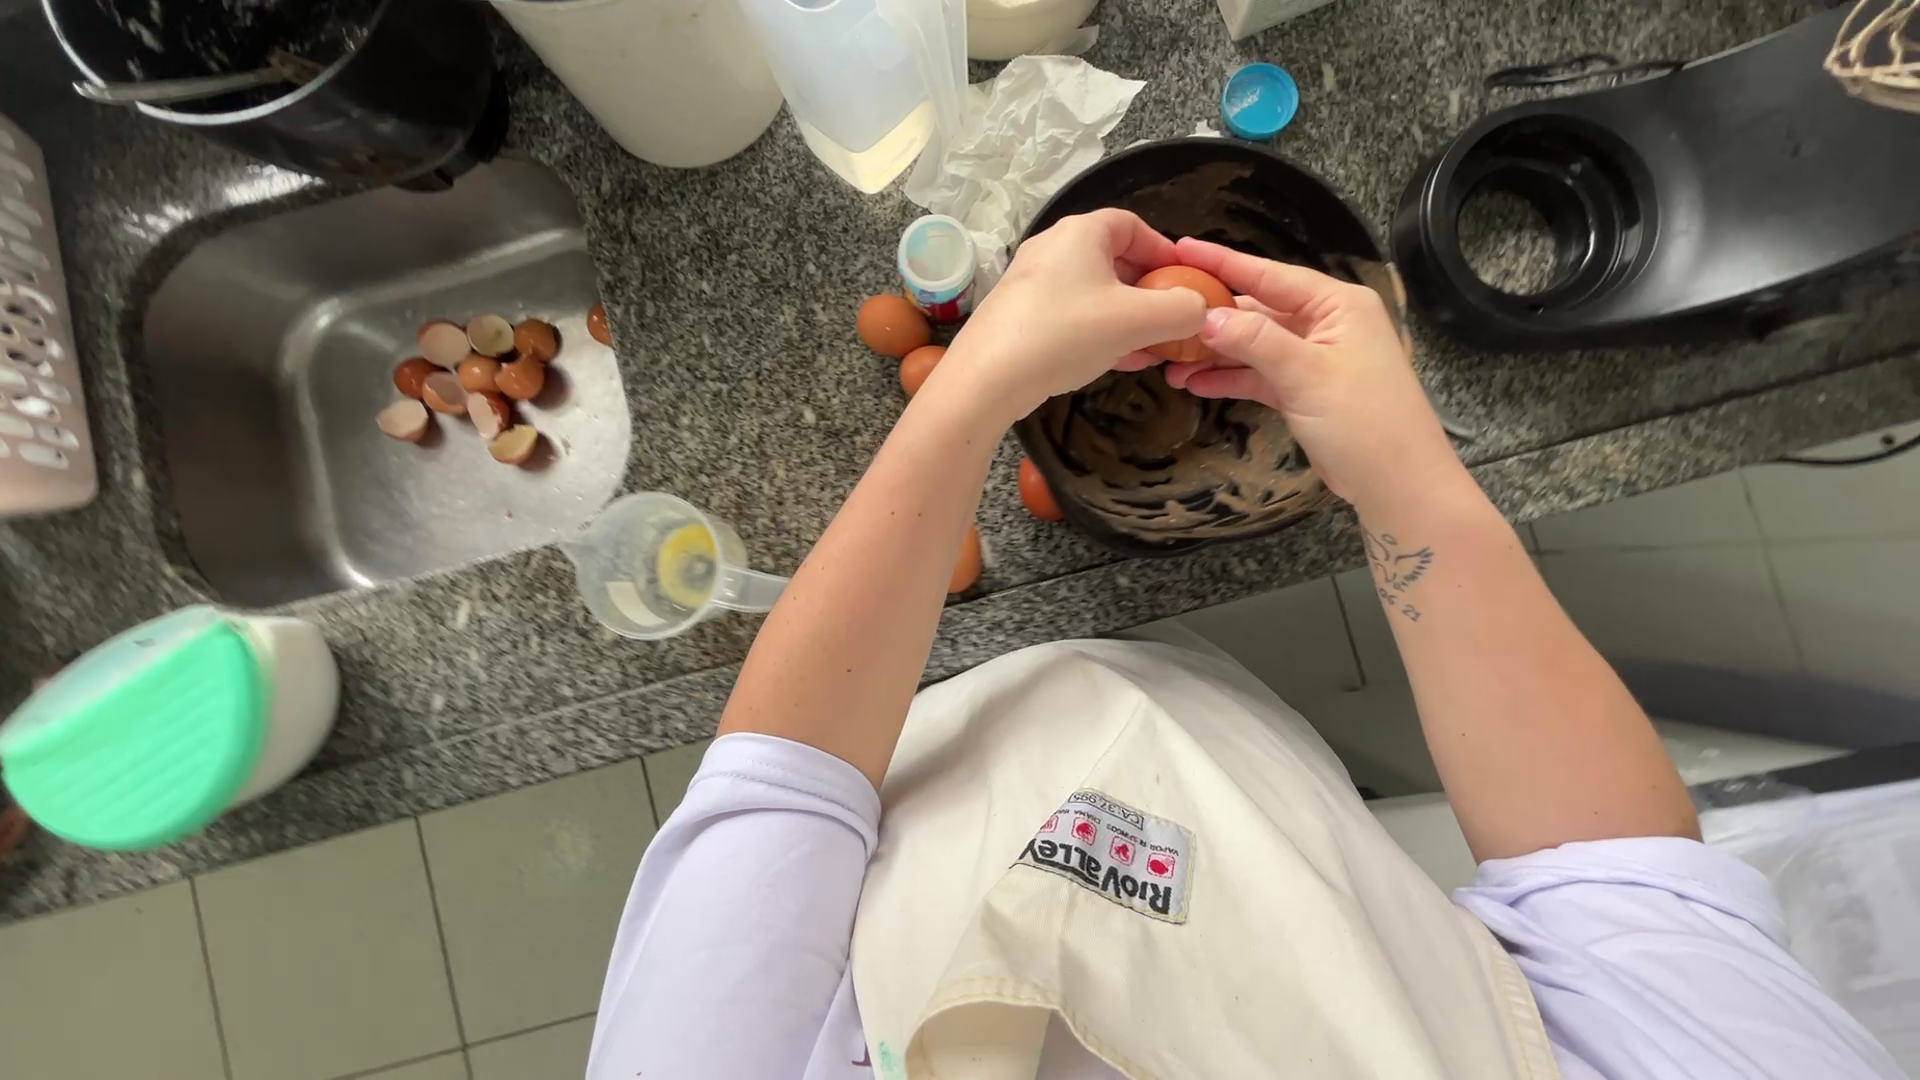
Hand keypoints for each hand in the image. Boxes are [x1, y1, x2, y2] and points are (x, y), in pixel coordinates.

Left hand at [928, 210, 1208, 425]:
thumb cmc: (1065, 334)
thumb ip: (1181, 310)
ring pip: (1090, 295)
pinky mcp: (1015, 317)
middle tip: (1168, 323)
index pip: (1133, 226)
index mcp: (1081, 232)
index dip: (1163, 251)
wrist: (987, 379)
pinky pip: (1067, 318)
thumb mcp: (1137, 321)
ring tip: (1145, 350)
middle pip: (1112, 262)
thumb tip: (1199, 309)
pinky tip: (1108, 362)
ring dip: (1123, 320)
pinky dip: (1093, 334)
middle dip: (1146, 293)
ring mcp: (1028, 284)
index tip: (1183, 281)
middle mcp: (1050, 248)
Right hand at [1160, 238, 1463, 513]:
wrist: (1395, 483)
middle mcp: (1324, 324)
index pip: (1269, 275)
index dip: (1223, 263)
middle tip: (1164, 319)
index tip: (1181, 249)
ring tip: (1169, 364)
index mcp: (1337, 305)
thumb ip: (1255, 341)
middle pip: (1256, 311)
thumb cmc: (1364, 421)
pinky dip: (1228, 379)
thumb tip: (1205, 317)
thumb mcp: (1306, 375)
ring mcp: (1312, 359)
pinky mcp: (1302, 391)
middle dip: (1211, 319)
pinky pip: (1257, 375)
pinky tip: (1194, 383)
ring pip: (1252, 347)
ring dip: (1213, 355)